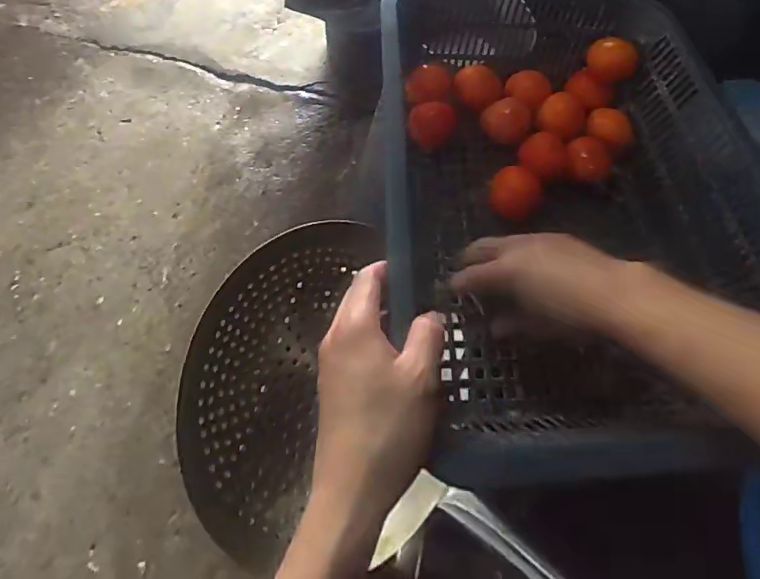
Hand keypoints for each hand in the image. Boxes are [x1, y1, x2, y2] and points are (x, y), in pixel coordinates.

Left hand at [308, 261, 442, 537]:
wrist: (350, 491)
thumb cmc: (388, 427)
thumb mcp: (420, 376)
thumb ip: (427, 334)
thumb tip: (429, 314)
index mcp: (353, 326)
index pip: (368, 276)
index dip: (393, 267)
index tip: (421, 269)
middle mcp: (335, 337)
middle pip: (359, 297)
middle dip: (390, 292)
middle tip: (426, 298)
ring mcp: (330, 363)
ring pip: (358, 323)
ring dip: (385, 319)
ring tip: (420, 328)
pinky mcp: (333, 386)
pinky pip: (355, 346)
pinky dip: (377, 341)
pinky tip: (402, 360)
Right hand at [449, 234, 644, 335]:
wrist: (614, 291)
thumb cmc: (572, 316)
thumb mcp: (539, 326)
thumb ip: (513, 323)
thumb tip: (495, 327)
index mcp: (506, 270)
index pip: (472, 275)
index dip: (460, 282)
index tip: (451, 288)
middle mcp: (516, 248)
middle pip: (483, 247)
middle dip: (470, 257)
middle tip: (463, 268)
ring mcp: (537, 238)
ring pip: (504, 240)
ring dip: (493, 251)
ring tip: (490, 264)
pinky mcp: (556, 236)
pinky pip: (524, 240)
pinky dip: (514, 249)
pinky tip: (522, 262)